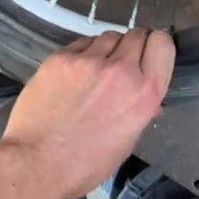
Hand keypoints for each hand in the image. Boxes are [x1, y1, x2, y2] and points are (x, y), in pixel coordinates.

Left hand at [0, 28, 173, 198]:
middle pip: (137, 34)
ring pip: (108, 36)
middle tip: (119, 64)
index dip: (156, 46)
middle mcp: (121, 71)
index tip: (147, 54)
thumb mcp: (127, 140)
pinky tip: (72, 74)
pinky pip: (81, 44)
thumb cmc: (86, 163)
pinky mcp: (61, 57)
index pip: (163, 44)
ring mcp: (89, 61)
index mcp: (144, 93)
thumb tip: (146, 95)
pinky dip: (82, 54)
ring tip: (94, 71)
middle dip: (131, 46)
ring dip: (106, 50)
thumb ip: (141, 108)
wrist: (35, 165)